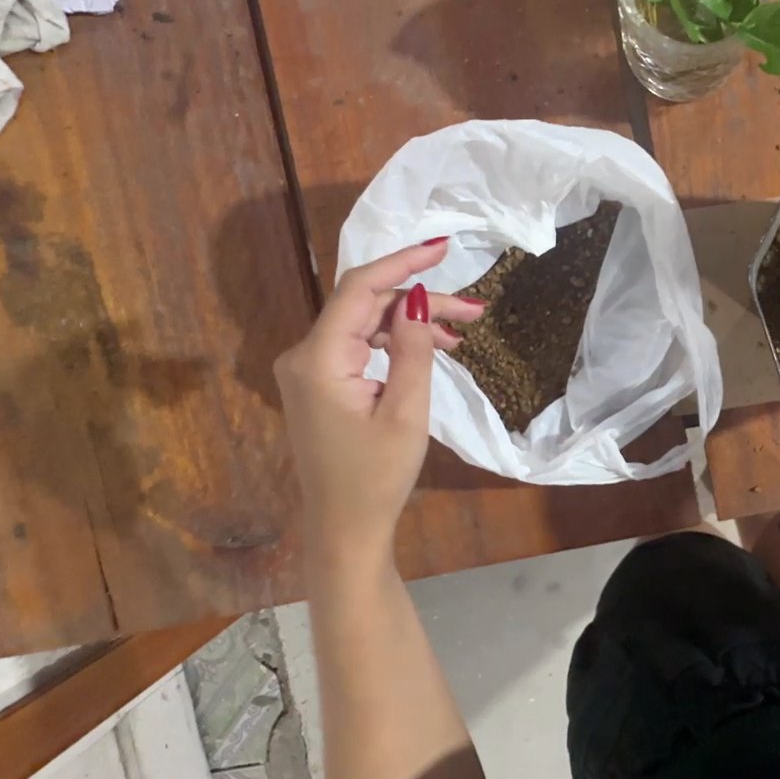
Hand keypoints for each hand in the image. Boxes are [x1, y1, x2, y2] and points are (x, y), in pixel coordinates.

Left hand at [274, 240, 483, 557]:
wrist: (345, 530)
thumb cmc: (377, 476)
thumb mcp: (406, 411)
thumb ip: (410, 348)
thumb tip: (416, 297)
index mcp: (319, 359)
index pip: (359, 290)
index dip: (402, 263)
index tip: (443, 249)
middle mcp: (305, 355)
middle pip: (365, 306)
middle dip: (419, 301)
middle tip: (474, 311)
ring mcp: (309, 370)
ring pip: (365, 325)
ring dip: (411, 323)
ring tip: (461, 335)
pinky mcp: (321, 384)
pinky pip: (360, 347)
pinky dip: (395, 344)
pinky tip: (430, 350)